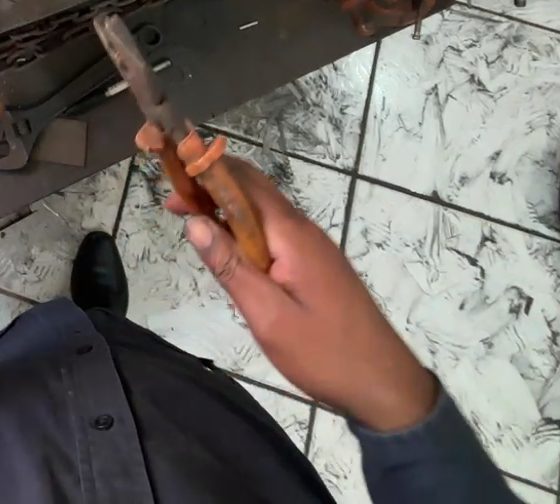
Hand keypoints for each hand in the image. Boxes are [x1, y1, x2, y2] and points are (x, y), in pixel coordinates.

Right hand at [167, 151, 437, 431]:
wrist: (387, 388)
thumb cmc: (324, 353)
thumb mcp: (268, 315)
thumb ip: (230, 266)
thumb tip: (193, 221)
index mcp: (290, 233)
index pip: (243, 181)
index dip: (206, 172)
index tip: (172, 178)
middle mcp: (302, 229)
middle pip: (252, 188)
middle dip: (211, 185)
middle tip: (174, 202)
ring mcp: (311, 245)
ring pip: (261, 209)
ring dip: (226, 206)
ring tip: (190, 219)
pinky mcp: (315, 263)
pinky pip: (272, 230)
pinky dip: (243, 226)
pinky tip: (227, 246)